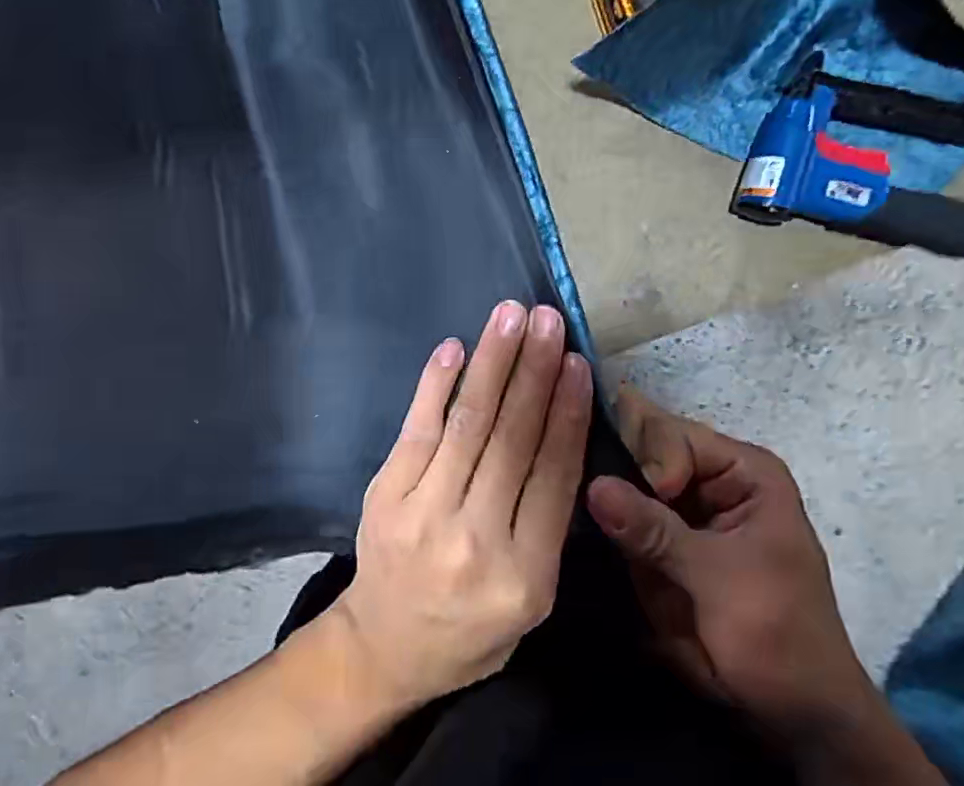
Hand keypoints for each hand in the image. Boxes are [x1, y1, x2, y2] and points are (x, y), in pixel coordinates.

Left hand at [328, 302, 592, 708]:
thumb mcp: (532, 600)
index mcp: (524, 572)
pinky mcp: (385, 492)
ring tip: (510, 317)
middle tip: (548, 320)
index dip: (568, 412)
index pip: (553, 474)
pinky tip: (454, 348)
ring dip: (492, 363)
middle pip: (512, 439)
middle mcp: (475, 537)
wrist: (385, 646)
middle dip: (534, 370)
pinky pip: (416, 429)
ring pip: (468, 424)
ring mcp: (423, 510)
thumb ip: (547, 525)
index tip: (578, 362)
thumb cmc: (471, 628)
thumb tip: (559, 432)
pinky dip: (435, 384)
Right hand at [585, 391, 872, 735]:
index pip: (671, 435)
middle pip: (639, 447)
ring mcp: (674, 507)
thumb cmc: (777, 634)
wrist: (788, 709)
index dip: (643, 460)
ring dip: (593, 487)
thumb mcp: (720, 578)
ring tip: (560, 494)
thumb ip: (657, 531)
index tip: (619, 494)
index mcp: (740, 470)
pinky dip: (592, 516)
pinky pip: (614, 513)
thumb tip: (594, 486)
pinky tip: (567, 516)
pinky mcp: (652, 537)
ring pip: (619, 477)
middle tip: (568, 477)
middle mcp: (704, 477)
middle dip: (606, 463)